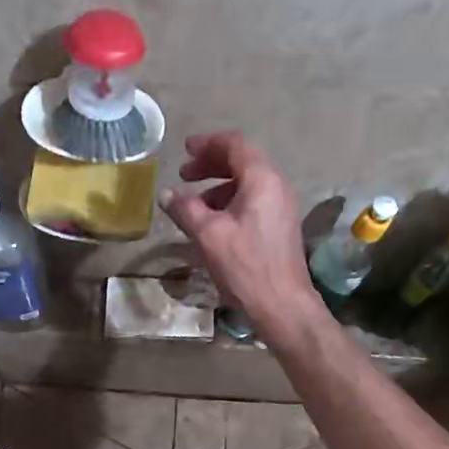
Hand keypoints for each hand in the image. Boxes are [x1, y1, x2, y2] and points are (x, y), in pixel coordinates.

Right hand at [160, 132, 321, 333]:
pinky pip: (253, 201)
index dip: (207, 144)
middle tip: (184, 175)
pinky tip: (212, 223)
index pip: (234, 145)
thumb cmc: (245, 266)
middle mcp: (276, 185)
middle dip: (211, 165)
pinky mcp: (279, 225)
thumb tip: (166, 194)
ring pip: (247, 183)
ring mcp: (281, 206)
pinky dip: (229, 202)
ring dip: (218, 186)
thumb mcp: (208, 235)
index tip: (184, 150)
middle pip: (242, 161)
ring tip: (194, 204)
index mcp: (262, 179)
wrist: (282, 304)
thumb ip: (185, 209)